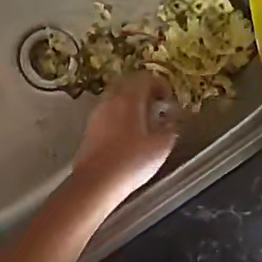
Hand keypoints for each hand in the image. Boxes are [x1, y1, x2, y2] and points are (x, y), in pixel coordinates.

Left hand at [70, 73, 178, 206]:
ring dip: (129, 104)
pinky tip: (127, 135)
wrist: (96, 183)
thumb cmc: (132, 162)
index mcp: (129, 99)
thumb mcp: (161, 146)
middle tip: (155, 104)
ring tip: (143, 120)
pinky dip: (119, 117)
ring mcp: (97, 116)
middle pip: (126, 84)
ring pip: (114, 99)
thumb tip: (171, 121)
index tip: (168, 97)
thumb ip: (170, 128)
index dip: (160, 84)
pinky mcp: (89, 131)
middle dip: (142, 90)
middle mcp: (110, 102)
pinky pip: (107, 115)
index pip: (145, 79)